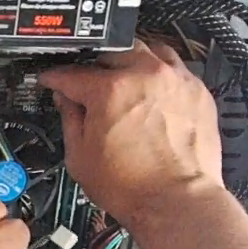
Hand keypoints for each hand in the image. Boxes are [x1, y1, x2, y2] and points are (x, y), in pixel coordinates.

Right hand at [39, 41, 225, 227]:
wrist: (174, 199)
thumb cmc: (131, 185)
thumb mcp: (80, 157)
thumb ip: (71, 120)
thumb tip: (67, 102)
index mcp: (110, 90)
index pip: (73, 74)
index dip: (56, 77)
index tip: (51, 80)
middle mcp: (144, 74)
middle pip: (111, 51)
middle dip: (92, 62)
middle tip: (84, 77)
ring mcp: (175, 78)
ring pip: (147, 48)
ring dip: (128, 57)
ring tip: (119, 73)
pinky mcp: (196, 89)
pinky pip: (173, 66)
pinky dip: (156, 70)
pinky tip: (149, 85)